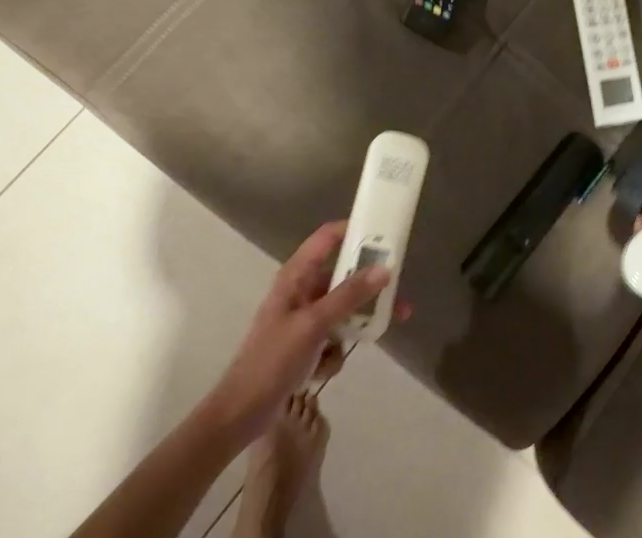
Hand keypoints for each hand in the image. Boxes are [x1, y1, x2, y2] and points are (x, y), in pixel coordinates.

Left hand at [206, 221, 408, 438]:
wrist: (244, 410)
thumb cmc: (273, 360)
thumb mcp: (313, 325)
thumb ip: (349, 296)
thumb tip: (384, 269)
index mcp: (295, 276)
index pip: (326, 238)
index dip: (353, 231)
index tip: (385, 236)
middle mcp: (300, 291)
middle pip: (342, 278)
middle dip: (368, 292)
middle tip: (398, 301)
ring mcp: (303, 319)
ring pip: (343, 311)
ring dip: (351, 330)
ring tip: (363, 342)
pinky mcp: (306, 344)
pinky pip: (334, 338)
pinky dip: (333, 353)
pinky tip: (321, 370)